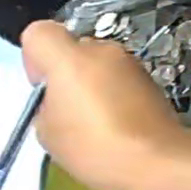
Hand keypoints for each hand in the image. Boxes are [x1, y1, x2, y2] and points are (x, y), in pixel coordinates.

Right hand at [20, 19, 190, 189]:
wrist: (155, 158)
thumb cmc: (93, 145)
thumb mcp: (47, 127)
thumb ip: (48, 99)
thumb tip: (63, 93)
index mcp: (72, 58)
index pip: (41, 31)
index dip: (35, 57)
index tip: (42, 86)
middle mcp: (105, 51)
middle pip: (74, 46)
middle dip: (67, 69)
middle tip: (67, 106)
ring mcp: (132, 62)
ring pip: (100, 61)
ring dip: (92, 79)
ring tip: (94, 116)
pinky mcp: (151, 77)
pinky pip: (120, 75)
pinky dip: (113, 89)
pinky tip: (116, 118)